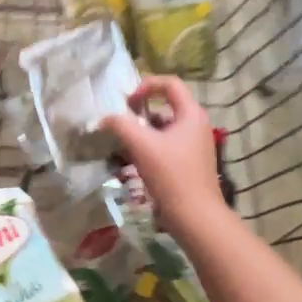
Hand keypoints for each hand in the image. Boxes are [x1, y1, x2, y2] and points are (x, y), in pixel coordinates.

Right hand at [102, 75, 231, 239]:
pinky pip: (167, 145)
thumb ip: (120, 124)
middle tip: (123, 122)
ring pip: (164, 127)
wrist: (196, 217)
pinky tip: (135, 162)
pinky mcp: (190, 163)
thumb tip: (104, 118)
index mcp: (191, 114)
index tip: (128, 103)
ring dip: (143, 131)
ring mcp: (195, 145)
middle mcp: (196, 125)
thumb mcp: (141, 145)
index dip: (146, 86)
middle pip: (166, 105)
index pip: (170, 84)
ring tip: (125, 144)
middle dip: (141, 111)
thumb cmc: (171, 175)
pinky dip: (150, 147)